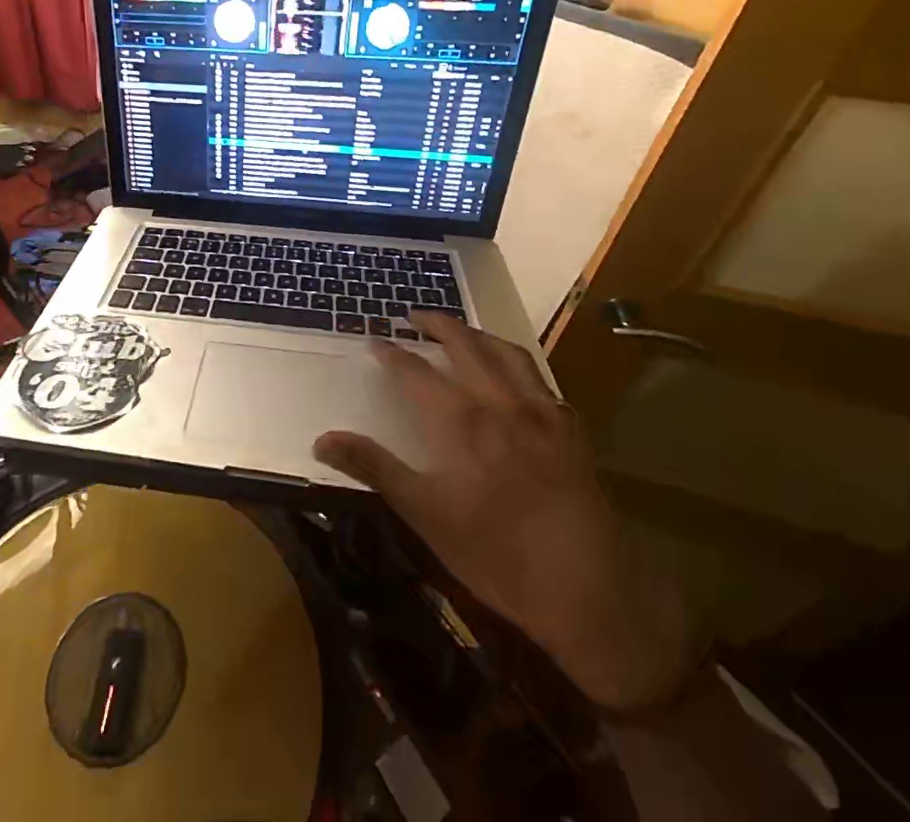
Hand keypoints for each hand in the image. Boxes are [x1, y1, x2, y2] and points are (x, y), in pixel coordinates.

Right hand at [314, 311, 696, 712]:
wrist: (589, 594)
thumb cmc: (494, 554)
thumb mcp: (423, 513)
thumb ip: (374, 467)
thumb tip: (321, 439)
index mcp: (462, 423)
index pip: (417, 372)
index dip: (392, 354)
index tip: (374, 340)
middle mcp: (504, 406)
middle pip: (468, 348)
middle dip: (439, 325)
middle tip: (414, 315)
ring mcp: (545, 417)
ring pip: (511, 356)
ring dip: (480, 335)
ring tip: (460, 331)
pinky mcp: (573, 435)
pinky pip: (542, 383)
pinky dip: (519, 365)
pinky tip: (513, 378)